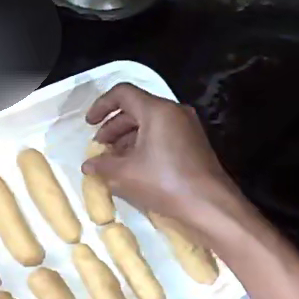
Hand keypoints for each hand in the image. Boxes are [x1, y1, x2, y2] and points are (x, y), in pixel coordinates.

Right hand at [83, 84, 244, 223]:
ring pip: (148, 123)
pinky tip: (133, 166)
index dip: (101, 105)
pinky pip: (161, 134)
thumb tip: (88, 165)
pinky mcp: (192, 143)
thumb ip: (101, 165)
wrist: (209, 204)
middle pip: (135, 108)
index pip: (123, 93)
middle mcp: (174, 112)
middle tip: (99, 147)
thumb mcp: (124, 174)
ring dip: (126, 138)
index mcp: (157, 111)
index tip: (89, 124)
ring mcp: (186, 127)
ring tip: (113, 160)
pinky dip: (142, 144)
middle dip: (112, 126)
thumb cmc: (165, 182)